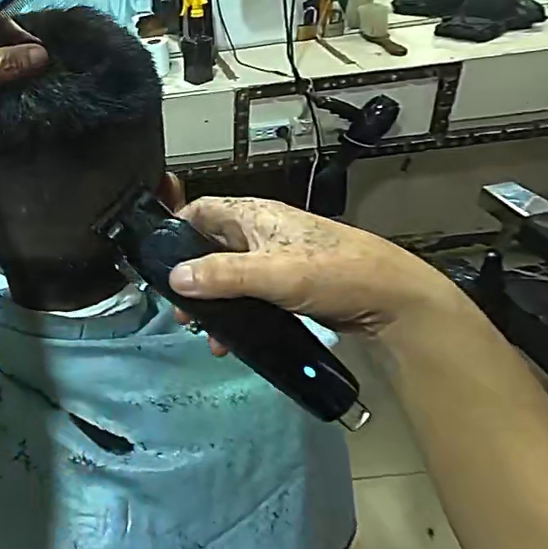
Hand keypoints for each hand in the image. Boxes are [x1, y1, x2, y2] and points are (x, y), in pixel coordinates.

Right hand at [167, 197, 472, 343]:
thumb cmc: (332, 272)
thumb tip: (176, 278)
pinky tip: (232, 339)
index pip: (201, 209)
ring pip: (229, 273)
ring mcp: (275, 258)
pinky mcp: (288, 284)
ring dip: (213, 300)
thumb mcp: (272, 273)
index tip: (158, 261)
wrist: (389, 297)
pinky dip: (236, 311)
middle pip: (211, 245)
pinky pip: (249, 293)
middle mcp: (260, 231)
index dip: (176, 228)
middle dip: (192, 276)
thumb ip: (222, 275)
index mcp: (254, 214)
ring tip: (204, 331)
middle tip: (181, 310)